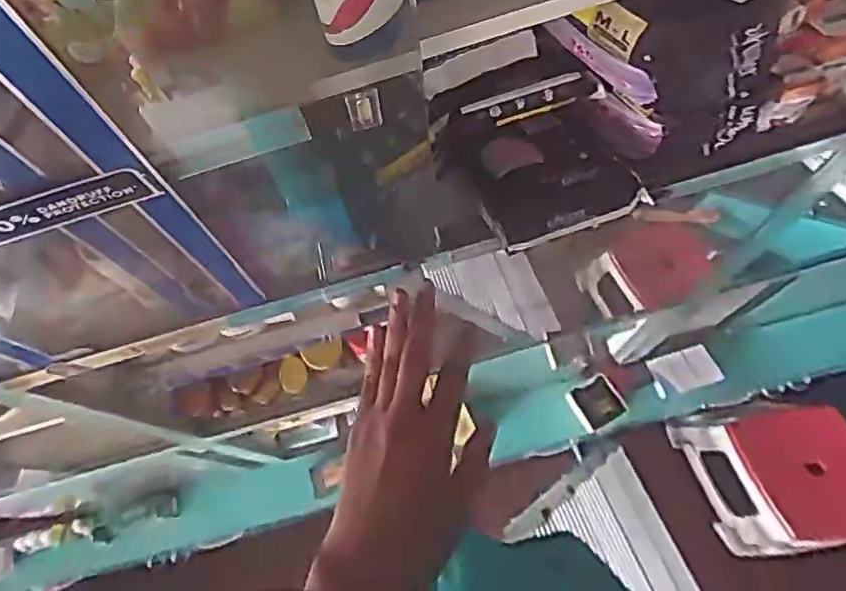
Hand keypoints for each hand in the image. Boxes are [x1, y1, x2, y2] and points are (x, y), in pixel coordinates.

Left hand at [305, 287, 494, 590]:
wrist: (366, 556)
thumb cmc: (419, 536)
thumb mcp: (459, 503)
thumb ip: (474, 459)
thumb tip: (487, 422)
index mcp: (435, 436)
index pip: (453, 381)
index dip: (461, 350)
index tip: (468, 325)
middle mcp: (404, 417)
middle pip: (416, 358)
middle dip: (423, 321)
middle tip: (426, 289)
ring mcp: (377, 415)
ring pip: (389, 360)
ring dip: (396, 325)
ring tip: (400, 295)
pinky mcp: (358, 422)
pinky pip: (369, 378)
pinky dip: (374, 353)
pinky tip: (377, 333)